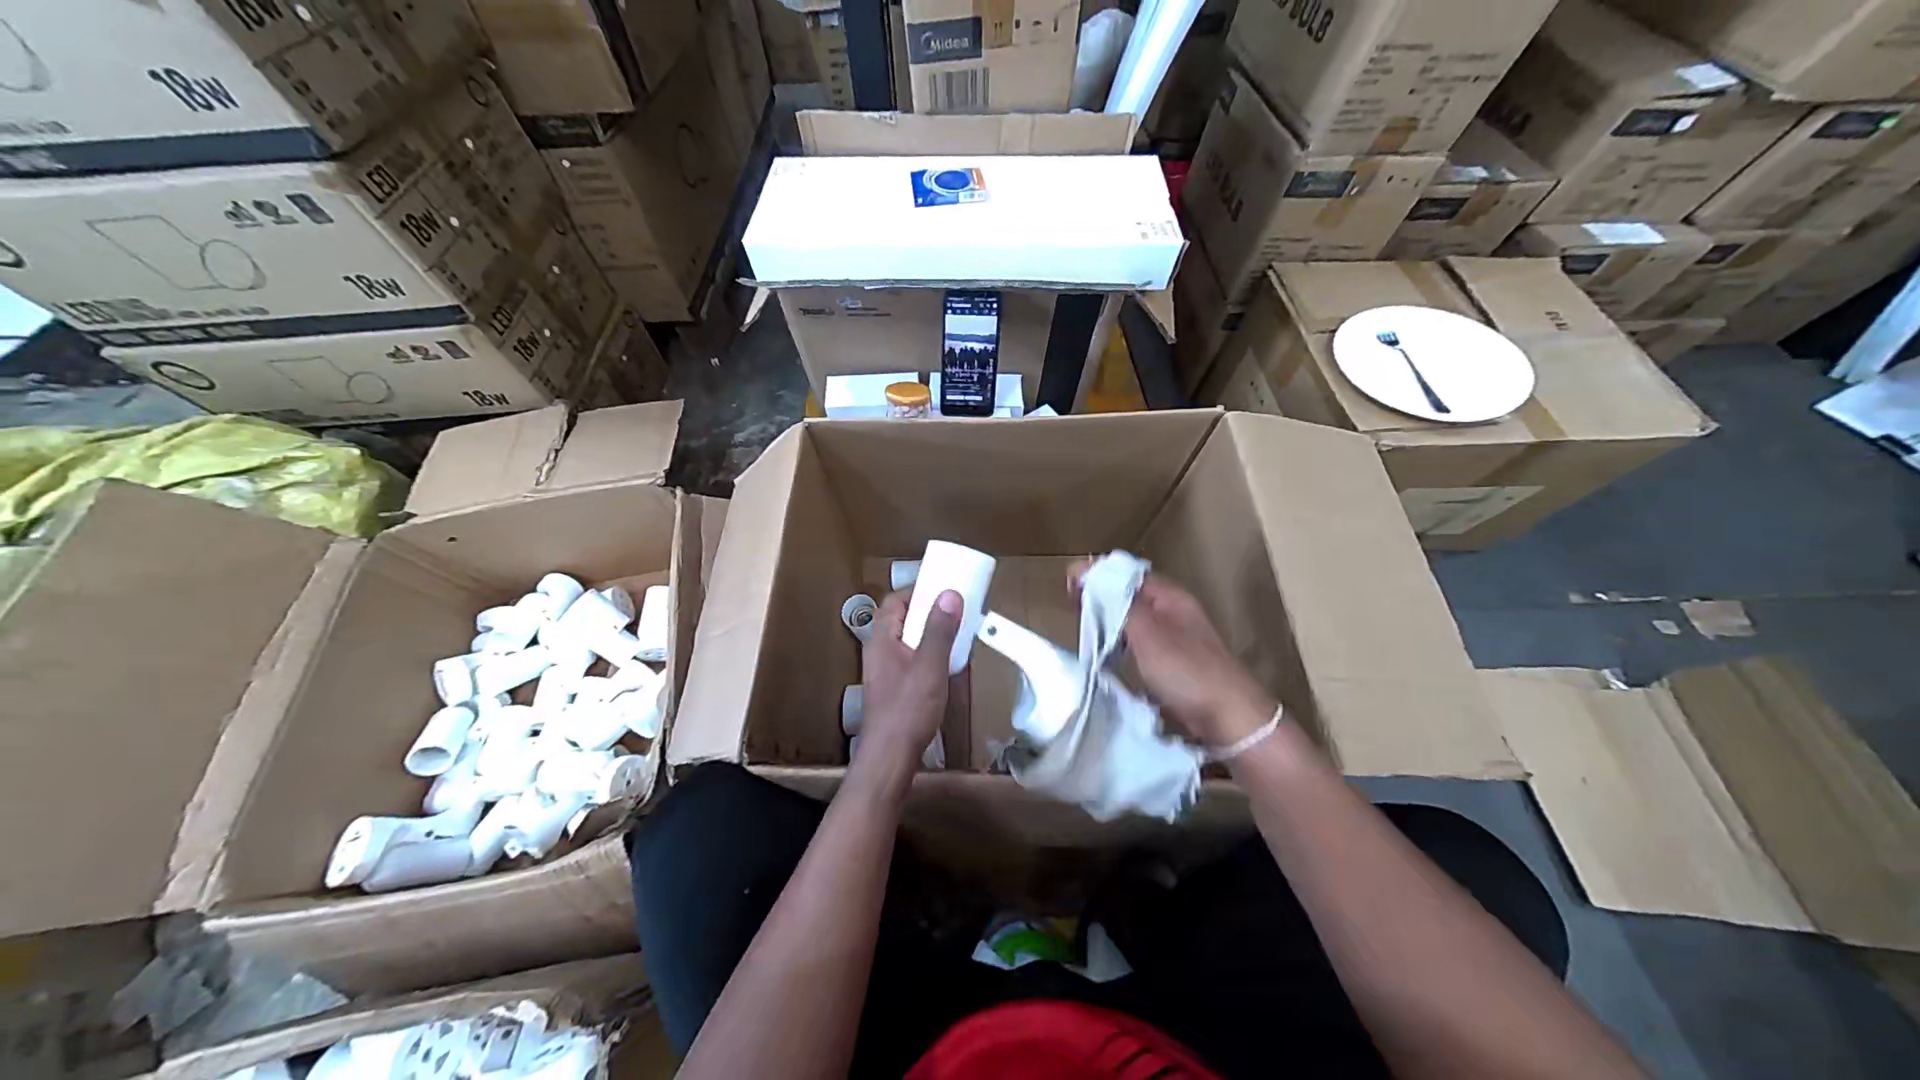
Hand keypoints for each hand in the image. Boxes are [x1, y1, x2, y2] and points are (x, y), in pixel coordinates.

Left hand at [857, 589, 961, 776]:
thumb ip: (940, 630)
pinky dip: (931, 656)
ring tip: (959, 636)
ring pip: (909, 641)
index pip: (895, 601)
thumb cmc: (907, 710)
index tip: (945, 589)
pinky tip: (950, 666)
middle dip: (930, 613)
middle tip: (958, 611)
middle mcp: (880, 651)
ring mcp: (886, 671)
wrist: (890, 757)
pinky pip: (913, 660)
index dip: (919, 591)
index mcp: (882, 639)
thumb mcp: (930, 666)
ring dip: (933, 635)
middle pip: (903, 619)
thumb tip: (949, 594)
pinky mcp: (895, 689)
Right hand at [1073, 564, 1274, 746]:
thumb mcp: (1146, 632)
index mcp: (1169, 595)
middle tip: (1071, 613)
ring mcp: (1173, 638)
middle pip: (1127, 595)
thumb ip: (1114, 601)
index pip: (1125, 572)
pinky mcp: (1171, 664)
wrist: (1229, 720)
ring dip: (1107, 624)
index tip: (1067, 590)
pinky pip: (1137, 646)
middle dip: (1099, 600)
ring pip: (1131, 621)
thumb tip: (1079, 569)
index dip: (1097, 576)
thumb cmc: (1187, 671)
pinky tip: (1105, 659)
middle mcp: (1172, 611)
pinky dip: (1119, 647)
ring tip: (1083, 634)